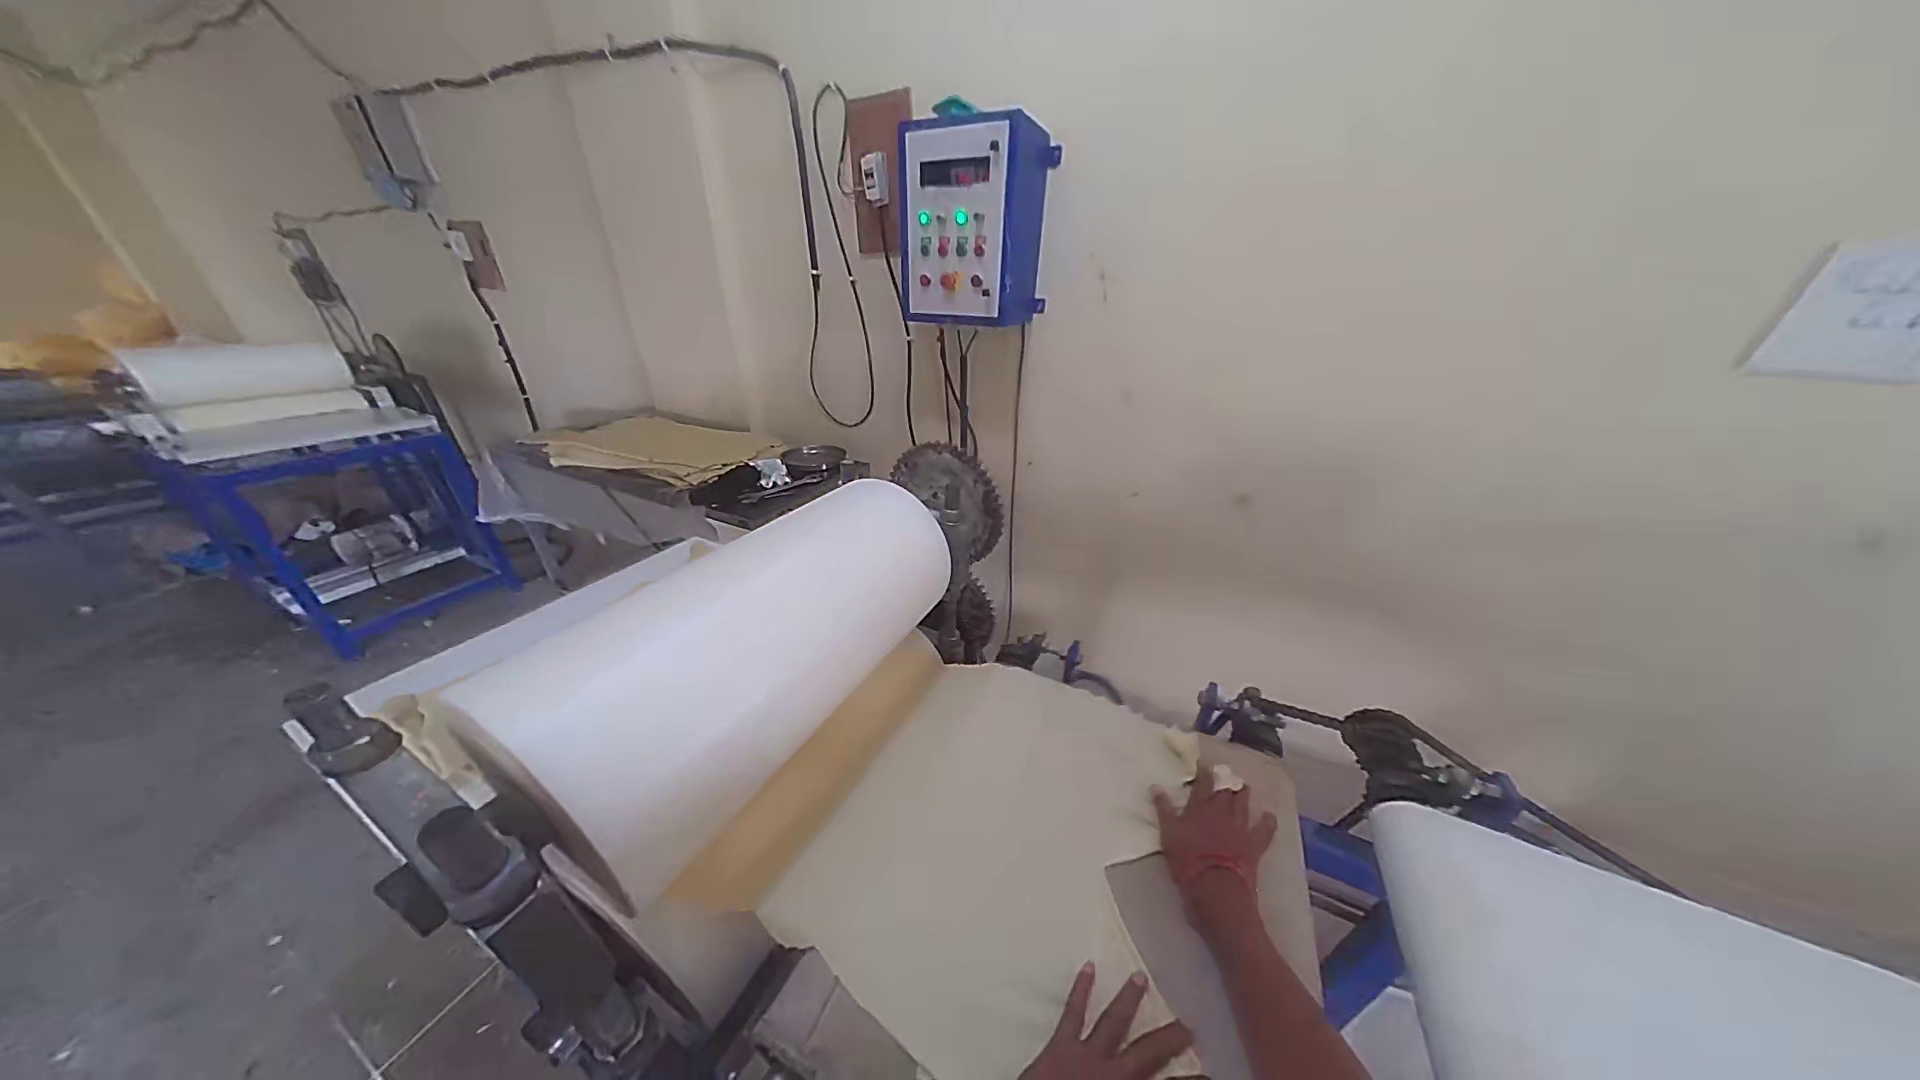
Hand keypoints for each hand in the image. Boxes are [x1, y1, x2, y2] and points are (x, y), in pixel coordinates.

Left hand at [1019, 963, 1192, 1079]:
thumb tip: (1153, 1077)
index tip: (1210, 1072)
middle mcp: (1111, 1073)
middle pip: (1147, 1053)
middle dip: (1168, 1040)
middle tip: (1190, 1025)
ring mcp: (1085, 1055)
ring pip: (1112, 1022)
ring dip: (1128, 999)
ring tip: (1141, 976)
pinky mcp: (1060, 1045)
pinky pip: (1072, 1013)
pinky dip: (1081, 989)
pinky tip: (1089, 966)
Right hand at [1152, 767, 1277, 932]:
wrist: (1215, 884)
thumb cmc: (1186, 859)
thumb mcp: (1168, 833)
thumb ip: (1163, 808)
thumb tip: (1155, 786)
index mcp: (1199, 807)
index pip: (1202, 783)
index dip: (1204, 772)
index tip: (1204, 764)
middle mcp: (1221, 811)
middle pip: (1226, 790)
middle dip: (1226, 781)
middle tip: (1225, 776)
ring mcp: (1240, 826)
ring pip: (1243, 803)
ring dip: (1243, 794)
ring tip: (1243, 787)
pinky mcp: (1254, 843)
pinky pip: (1265, 829)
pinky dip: (1268, 821)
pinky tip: (1269, 815)